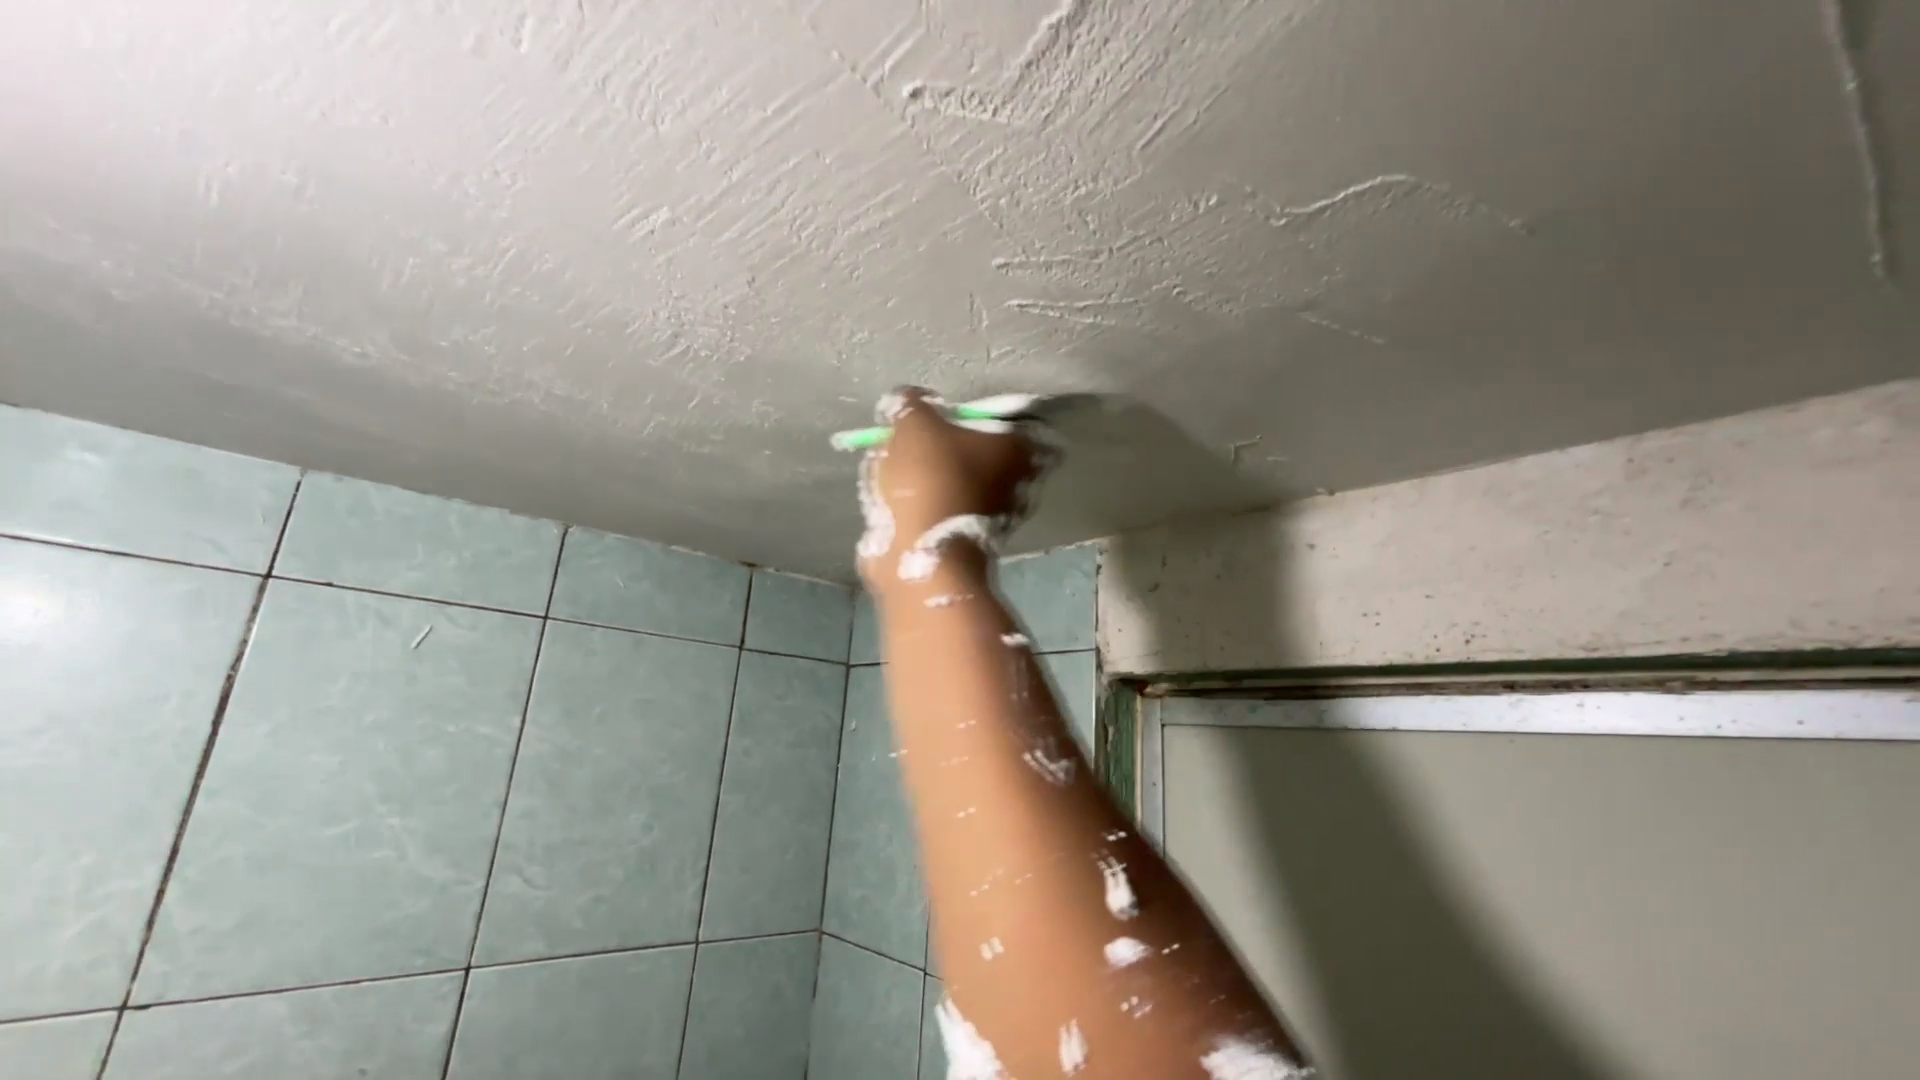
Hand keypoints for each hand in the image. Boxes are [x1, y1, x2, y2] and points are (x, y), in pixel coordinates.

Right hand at [855, 387, 1052, 593]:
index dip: (977, 414)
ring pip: (964, 482)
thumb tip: (907, 399)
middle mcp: (1019, 481)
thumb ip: (911, 401)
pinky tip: (900, 501)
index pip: (1010, 416)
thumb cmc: (928, 479)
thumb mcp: (913, 422)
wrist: (920, 553)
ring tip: (899, 473)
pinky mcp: (972, 539)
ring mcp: (998, 515)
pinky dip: (929, 505)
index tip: (946, 418)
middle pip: (982, 451)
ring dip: (935, 478)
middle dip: (951, 448)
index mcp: (1018, 447)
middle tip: (917, 444)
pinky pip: (948, 509)